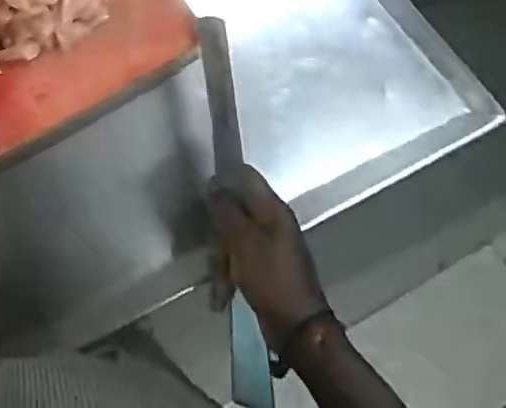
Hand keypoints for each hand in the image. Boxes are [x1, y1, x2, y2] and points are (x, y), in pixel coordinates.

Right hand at [209, 164, 328, 349]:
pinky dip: (231, 269)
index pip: (246, 175)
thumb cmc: (270, 278)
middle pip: (236, 206)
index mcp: (273, 209)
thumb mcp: (242, 240)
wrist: (298, 329)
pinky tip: (224, 290)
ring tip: (220, 278)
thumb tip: (214, 183)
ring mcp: (270, 244)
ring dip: (222, 254)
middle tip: (215, 246)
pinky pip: (241, 255)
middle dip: (220, 226)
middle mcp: (273, 221)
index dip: (225, 178)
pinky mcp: (266, 265)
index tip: (207, 194)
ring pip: (235, 233)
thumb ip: (226, 209)